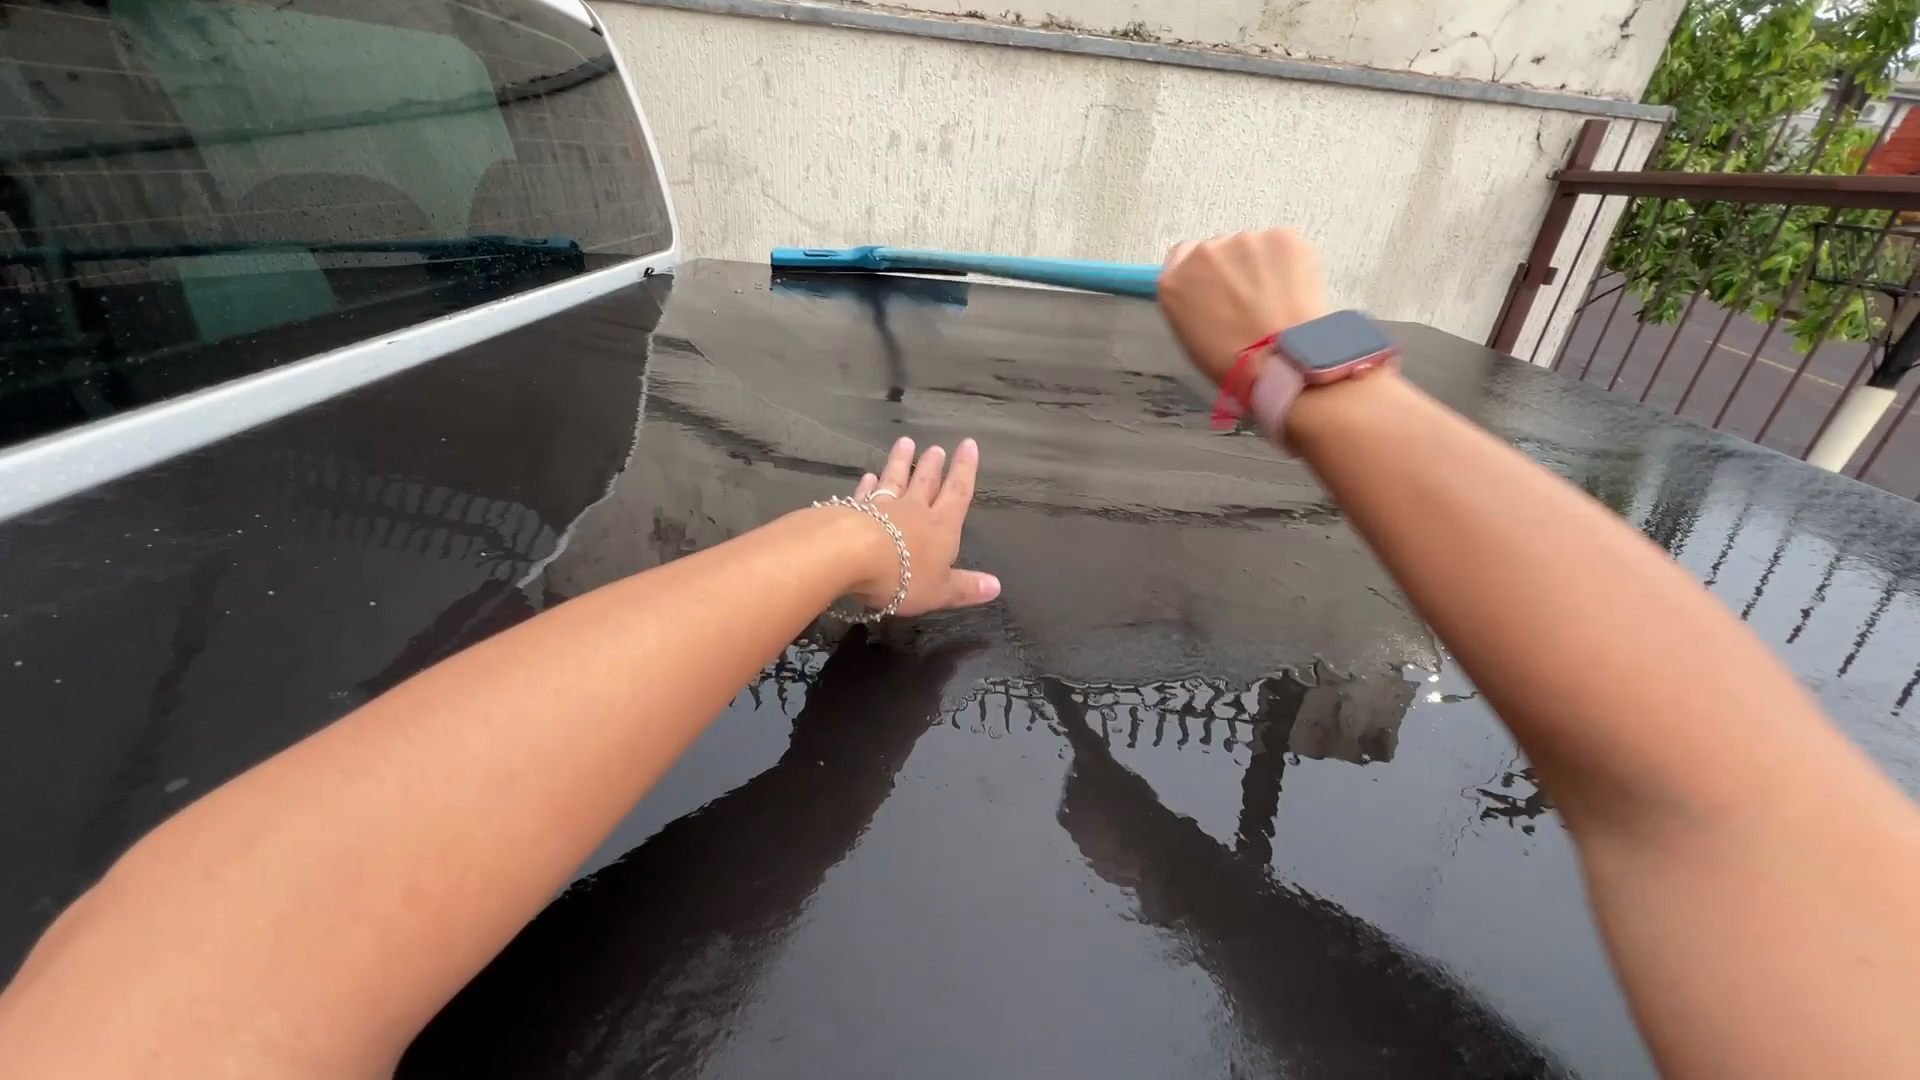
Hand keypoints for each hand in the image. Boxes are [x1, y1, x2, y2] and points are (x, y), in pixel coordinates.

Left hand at [847, 436, 999, 615]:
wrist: (851, 555)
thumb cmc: (903, 575)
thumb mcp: (941, 590)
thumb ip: (966, 587)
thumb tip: (997, 586)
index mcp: (941, 527)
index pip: (958, 493)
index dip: (966, 469)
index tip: (969, 444)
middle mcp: (914, 510)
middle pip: (926, 482)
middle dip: (933, 465)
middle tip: (936, 448)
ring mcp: (882, 507)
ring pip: (895, 479)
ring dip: (901, 462)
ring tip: (905, 443)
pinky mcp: (854, 510)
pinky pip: (865, 494)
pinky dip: (868, 484)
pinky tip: (868, 475)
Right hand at [1158, 229, 1329, 386]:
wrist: (1278, 360)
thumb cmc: (1231, 362)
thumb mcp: (1189, 336)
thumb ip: (1190, 303)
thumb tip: (1208, 294)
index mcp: (1173, 282)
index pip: (1181, 257)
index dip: (1201, 272)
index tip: (1214, 286)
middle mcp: (1203, 254)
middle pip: (1216, 249)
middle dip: (1230, 269)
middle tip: (1247, 300)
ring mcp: (1243, 241)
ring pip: (1250, 247)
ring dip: (1259, 266)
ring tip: (1274, 300)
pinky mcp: (1282, 237)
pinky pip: (1281, 246)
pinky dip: (1287, 263)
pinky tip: (1292, 291)